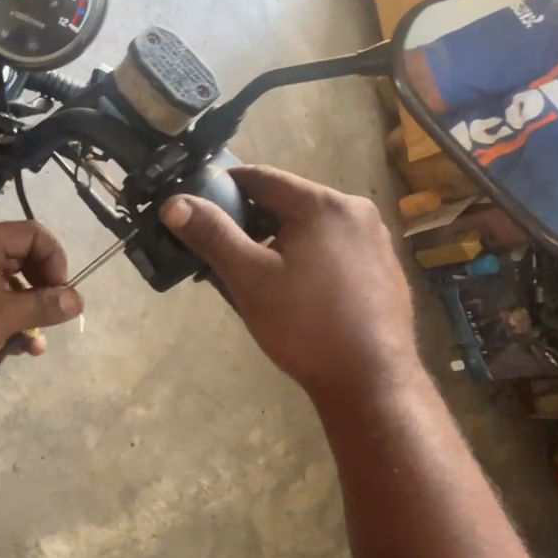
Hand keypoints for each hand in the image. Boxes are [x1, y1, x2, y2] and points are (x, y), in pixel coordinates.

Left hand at [0, 221, 84, 387]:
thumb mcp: (2, 318)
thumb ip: (42, 305)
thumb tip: (77, 299)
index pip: (32, 234)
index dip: (55, 260)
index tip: (61, 291)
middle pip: (24, 257)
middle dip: (44, 287)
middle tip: (54, 314)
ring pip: (11, 282)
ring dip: (30, 308)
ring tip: (38, 340)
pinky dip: (10, 316)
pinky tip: (23, 346)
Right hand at [160, 165, 419, 400]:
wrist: (370, 380)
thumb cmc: (304, 325)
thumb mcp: (248, 278)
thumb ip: (211, 235)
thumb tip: (173, 203)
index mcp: (322, 204)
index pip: (260, 177)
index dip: (222, 187)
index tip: (197, 208)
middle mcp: (355, 211)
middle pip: (287, 202)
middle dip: (250, 221)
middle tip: (219, 250)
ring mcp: (375, 240)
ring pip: (310, 227)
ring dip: (277, 241)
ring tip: (251, 275)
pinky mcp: (384, 268)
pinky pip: (333, 248)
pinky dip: (306, 257)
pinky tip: (293, 292)